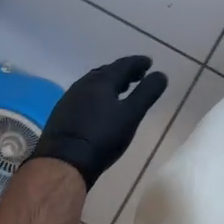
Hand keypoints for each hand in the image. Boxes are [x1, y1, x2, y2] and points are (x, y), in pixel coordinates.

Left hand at [32, 56, 169, 187]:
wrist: (64, 160)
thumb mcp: (131, 115)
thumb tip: (161, 74)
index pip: (123, 65)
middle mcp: (84, 84)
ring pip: (93, 83)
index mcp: (102, 82)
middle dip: (123, 71)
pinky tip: (99, 106)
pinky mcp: (62, 112)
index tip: (149, 62)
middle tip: (137, 75)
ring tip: (121, 89)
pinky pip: (84, 95)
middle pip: (107, 72)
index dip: (138, 62)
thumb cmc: (103, 137)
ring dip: (109, 83)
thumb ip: (146, 93)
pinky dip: (97, 94)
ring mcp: (70, 98)